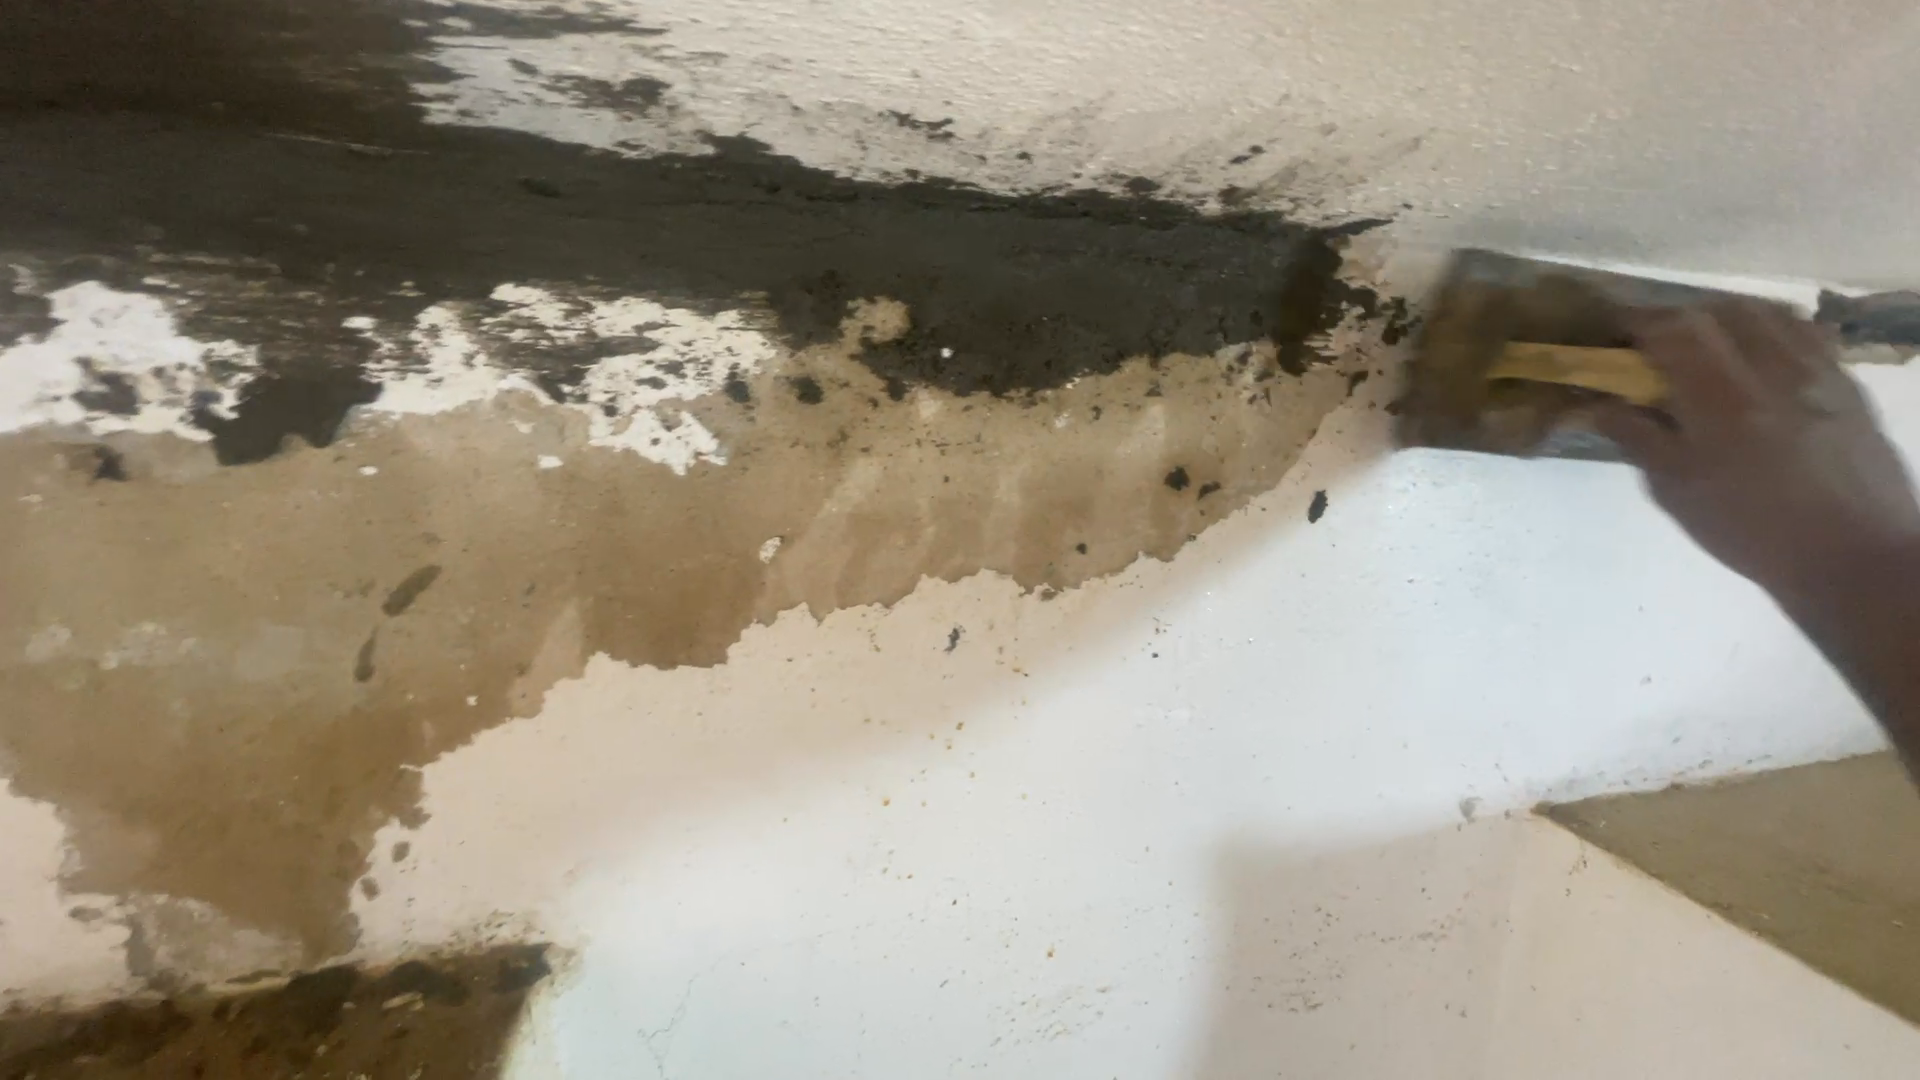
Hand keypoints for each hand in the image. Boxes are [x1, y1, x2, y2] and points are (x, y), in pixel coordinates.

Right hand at [1595, 299, 1919, 597]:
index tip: (1608, 326)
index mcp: (1722, 400)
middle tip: (1646, 339)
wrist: (1851, 553)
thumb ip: (1635, 437)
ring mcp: (1820, 375)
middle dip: (1676, 315)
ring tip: (1697, 340)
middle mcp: (1774, 373)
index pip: (1675, 331)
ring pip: (1769, 314)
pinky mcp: (1847, 386)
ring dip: (1723, 316)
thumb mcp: (1672, 488)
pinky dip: (1767, 328)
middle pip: (1722, 312)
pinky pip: (1806, 333)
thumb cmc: (1745, 526)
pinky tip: (1750, 353)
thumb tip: (1596, 406)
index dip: (1637, 320)